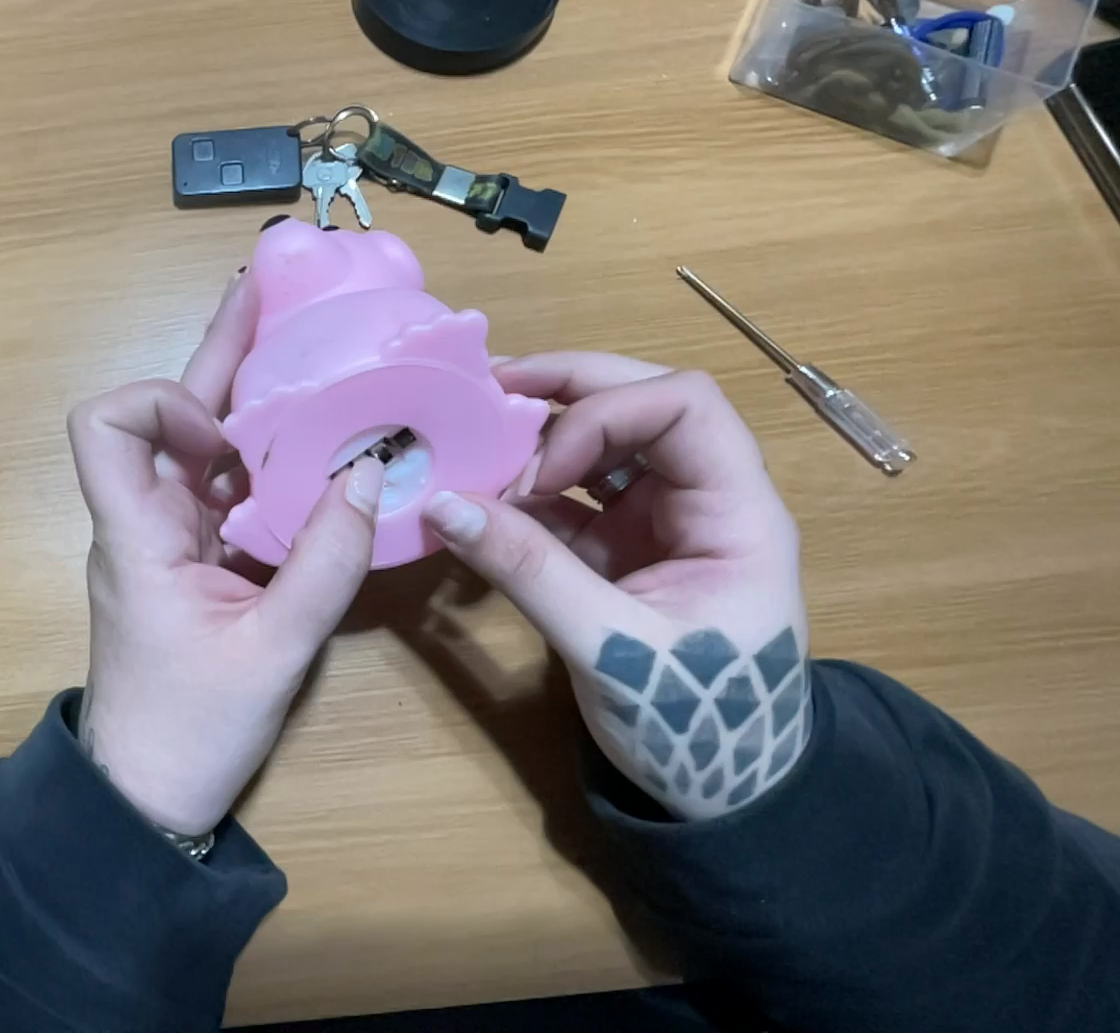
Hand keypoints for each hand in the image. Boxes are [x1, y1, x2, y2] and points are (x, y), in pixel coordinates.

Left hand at [67, 272, 384, 836]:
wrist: (146, 793)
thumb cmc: (191, 729)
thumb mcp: (274, 652)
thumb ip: (324, 566)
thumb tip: (369, 477)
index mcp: (137, 534)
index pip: (103, 424)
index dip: (160, 402)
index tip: (224, 438)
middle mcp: (144, 520)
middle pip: (168, 416)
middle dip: (220, 355)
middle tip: (272, 292)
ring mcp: (167, 538)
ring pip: (201, 448)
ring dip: (248, 403)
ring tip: (308, 352)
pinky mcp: (192, 560)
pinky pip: (225, 492)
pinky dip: (264, 463)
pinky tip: (314, 448)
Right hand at [423, 352, 810, 819]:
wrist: (719, 787)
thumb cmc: (694, 721)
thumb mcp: (609, 647)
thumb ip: (527, 572)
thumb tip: (441, 505)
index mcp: (735, 511)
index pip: (681, 407)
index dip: (601, 415)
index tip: (535, 472)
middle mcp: (697, 497)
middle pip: (638, 404)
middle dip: (563, 389)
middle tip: (485, 389)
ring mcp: (653, 520)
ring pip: (598, 443)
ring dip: (533, 437)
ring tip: (469, 441)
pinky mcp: (613, 546)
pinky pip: (563, 497)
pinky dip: (517, 493)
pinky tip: (476, 502)